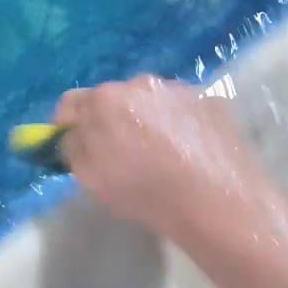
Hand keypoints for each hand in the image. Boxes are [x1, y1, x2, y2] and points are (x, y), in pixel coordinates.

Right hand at [53, 75, 280, 246]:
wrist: (220, 204)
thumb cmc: (146, 192)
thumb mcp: (90, 177)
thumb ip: (72, 147)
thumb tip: (72, 134)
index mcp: (104, 99)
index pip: (71, 103)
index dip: (67, 124)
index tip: (74, 144)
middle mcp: (140, 83)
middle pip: (112, 98)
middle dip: (110, 120)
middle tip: (120, 152)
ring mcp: (179, 89)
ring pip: (149, 102)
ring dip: (145, 119)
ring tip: (160, 153)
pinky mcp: (211, 100)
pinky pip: (181, 109)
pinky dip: (177, 124)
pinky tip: (188, 152)